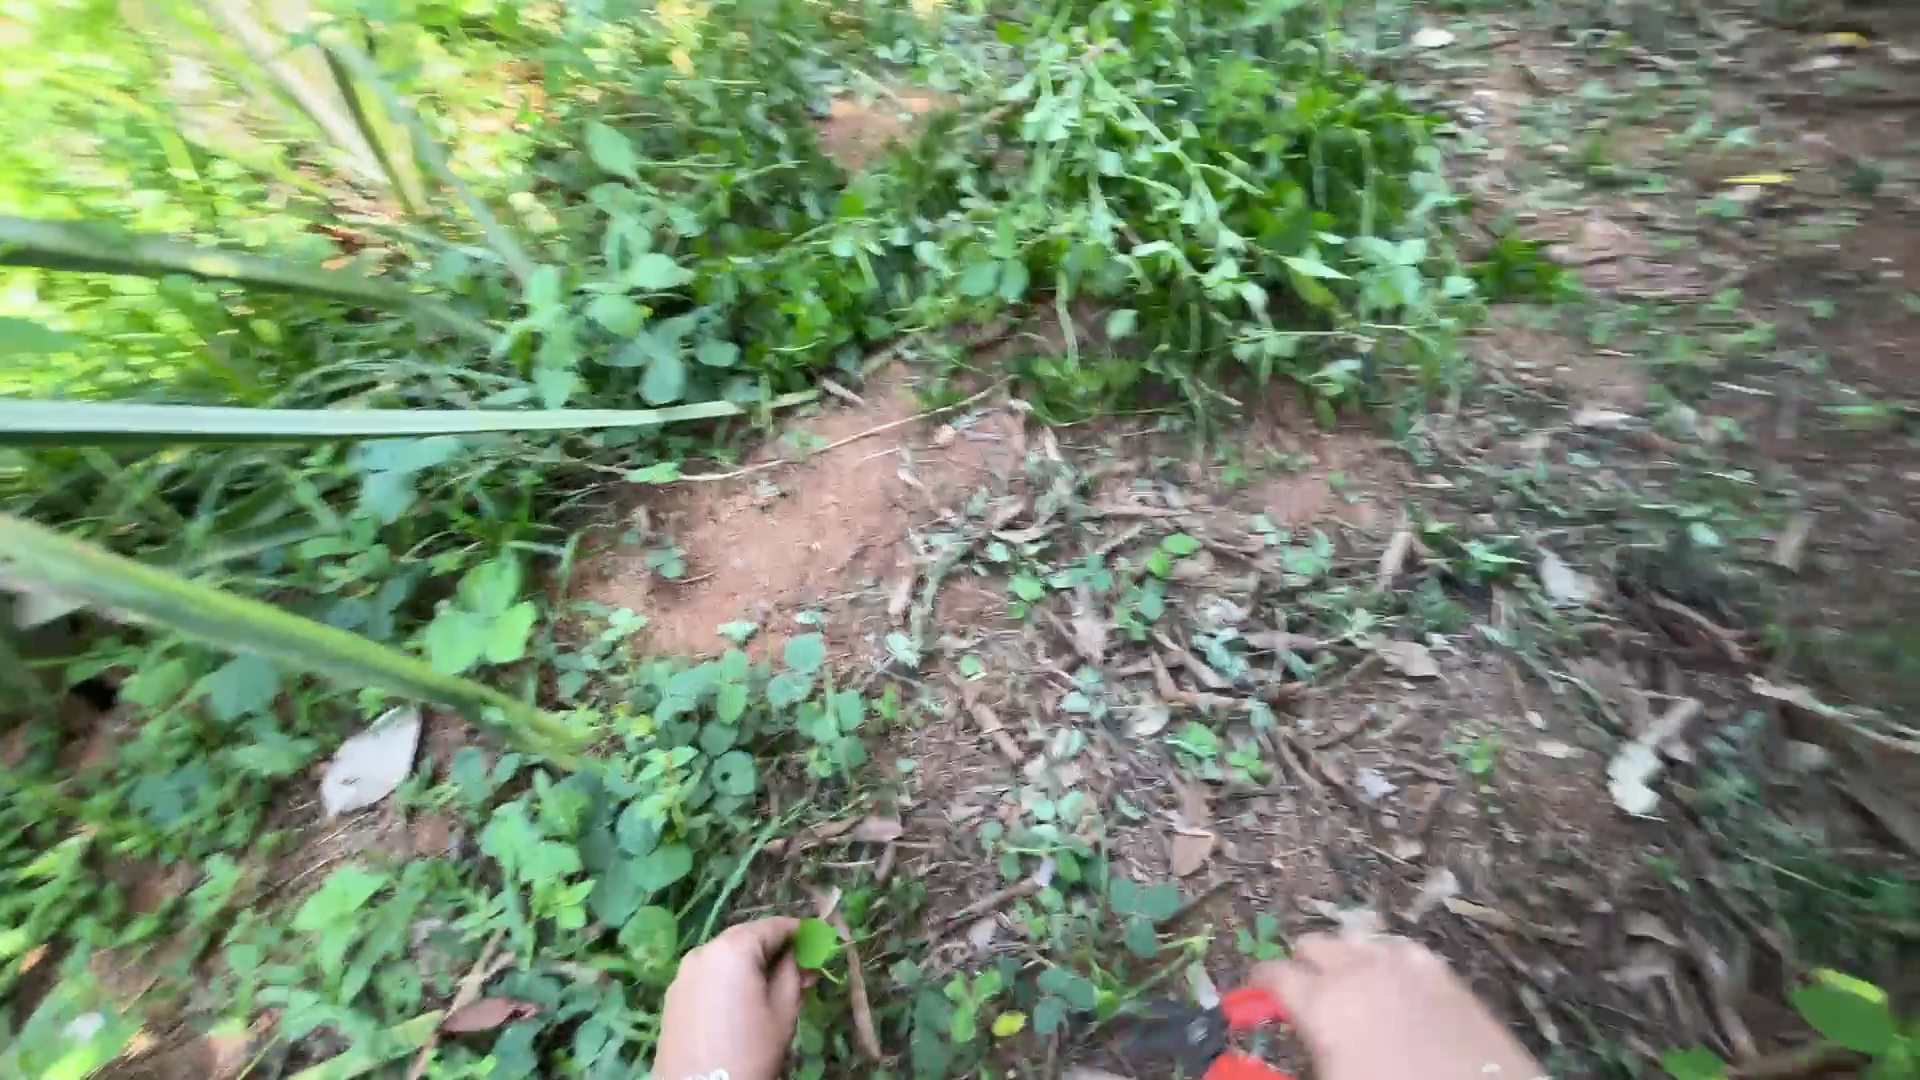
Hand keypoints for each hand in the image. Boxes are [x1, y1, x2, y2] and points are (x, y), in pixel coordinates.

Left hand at [652, 917, 803, 1079]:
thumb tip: (796, 954)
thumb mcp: (783, 1011)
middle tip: (798, 969)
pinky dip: (727, 978)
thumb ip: (793, 972)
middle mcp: (704, 950)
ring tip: (771, 986)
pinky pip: (708, 974)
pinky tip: (740, 1001)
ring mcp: (684, 973)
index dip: (798, 933)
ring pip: (727, 955)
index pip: (774, 926)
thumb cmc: (748, 1053)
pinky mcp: (673, 996)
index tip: (816, 944)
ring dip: (750, 963)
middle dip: (774, 949)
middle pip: (748, 937)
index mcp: (733, 948)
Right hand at [1250, 933, 1543, 1079]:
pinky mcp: (1437, 969)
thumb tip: (1279, 1044)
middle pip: (1310, 945)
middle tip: (1310, 995)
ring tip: (1353, 989)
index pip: (1272, 973)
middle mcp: (1352, 971)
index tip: (1260, 993)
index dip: (1261, 982)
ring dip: (1344, 960)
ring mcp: (1397, 963)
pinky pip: (1395, 948)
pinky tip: (1394, 985)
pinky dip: (1385, 962)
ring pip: (1351, 940)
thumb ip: (1305, 1054)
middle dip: (1304, 966)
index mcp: (1320, 1004)